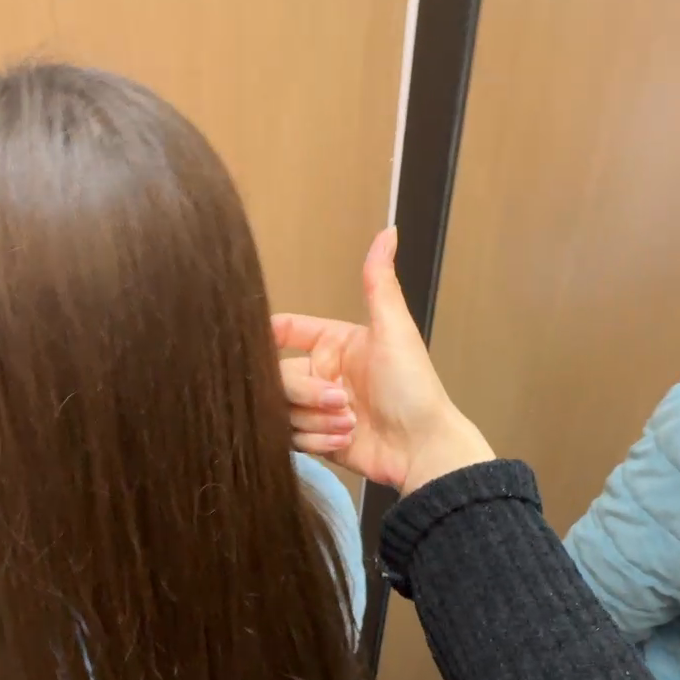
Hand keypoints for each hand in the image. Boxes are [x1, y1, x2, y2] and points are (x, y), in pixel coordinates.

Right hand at [274, 227, 492, 495]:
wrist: (422, 448)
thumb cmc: (413, 388)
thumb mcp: (394, 332)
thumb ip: (379, 284)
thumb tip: (389, 230)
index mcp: (334, 344)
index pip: (285, 332)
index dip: (267, 337)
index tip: (258, 348)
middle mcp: (321, 374)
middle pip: (280, 377)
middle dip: (308, 393)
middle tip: (342, 402)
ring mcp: (316, 408)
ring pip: (283, 409)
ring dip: (316, 420)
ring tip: (351, 424)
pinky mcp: (315, 438)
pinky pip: (292, 437)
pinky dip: (316, 440)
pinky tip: (345, 440)